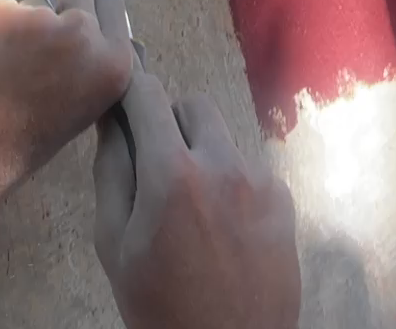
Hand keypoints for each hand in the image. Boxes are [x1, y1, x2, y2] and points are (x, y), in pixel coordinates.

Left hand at [0, 0, 134, 204]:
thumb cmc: (27, 136)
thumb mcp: (83, 100)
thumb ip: (91, 57)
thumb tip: (86, 12)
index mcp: (113, 64)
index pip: (112, 4)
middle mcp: (84, 34)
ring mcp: (41, 19)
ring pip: (34, 2)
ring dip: (22, 22)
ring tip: (3, 64)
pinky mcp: (2, 11)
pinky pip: (3, 10)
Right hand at [93, 70, 301, 328]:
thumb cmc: (158, 305)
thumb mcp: (113, 244)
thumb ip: (111, 170)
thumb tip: (112, 120)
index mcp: (173, 173)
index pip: (148, 94)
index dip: (132, 90)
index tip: (125, 99)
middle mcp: (222, 163)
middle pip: (192, 105)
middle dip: (171, 121)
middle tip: (160, 163)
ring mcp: (260, 180)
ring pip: (223, 136)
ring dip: (204, 151)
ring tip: (196, 204)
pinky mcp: (284, 199)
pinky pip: (249, 167)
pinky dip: (232, 180)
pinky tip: (225, 224)